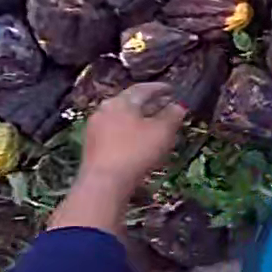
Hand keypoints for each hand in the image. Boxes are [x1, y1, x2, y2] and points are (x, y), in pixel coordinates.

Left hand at [75, 82, 189, 194]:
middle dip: (150, 104)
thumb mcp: (163, 131)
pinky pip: (116, 131)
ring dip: (140, 119)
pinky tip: (141, 140)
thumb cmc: (137, 150)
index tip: (172, 90)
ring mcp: (96, 128)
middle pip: (131, 102)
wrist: (104, 182)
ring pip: (123, 118)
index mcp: (120, 102)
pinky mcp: (93, 146)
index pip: (142, 88)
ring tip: (156, 124)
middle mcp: (105, 110)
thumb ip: (173, 114)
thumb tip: (178, 105)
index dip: (160, 88)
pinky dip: (131, 131)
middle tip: (166, 106)